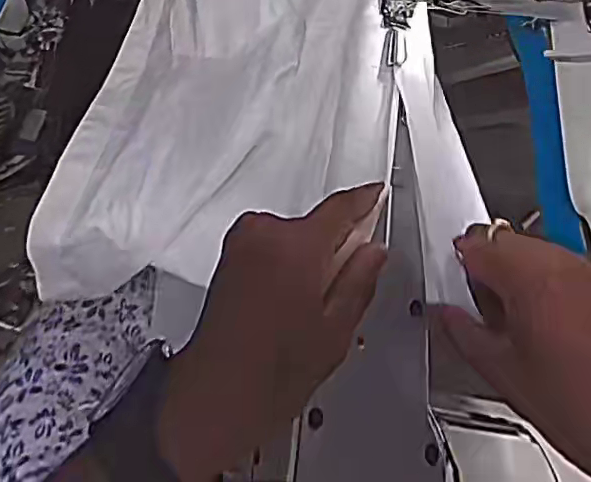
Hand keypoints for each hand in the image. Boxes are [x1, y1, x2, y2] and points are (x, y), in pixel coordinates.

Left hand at [157, 184, 387, 478]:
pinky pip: (270, 240)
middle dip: (333, 245)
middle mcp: (266, 232)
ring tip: (303, 306)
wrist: (215, 395)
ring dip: (305, 254)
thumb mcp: (335, 332)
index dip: (365, 200)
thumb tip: (373, 252)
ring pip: (293, 234)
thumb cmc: (268, 375)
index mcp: (297, 247)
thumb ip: (360, 280)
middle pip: (316, 223)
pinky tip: (282, 300)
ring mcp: (243, 239)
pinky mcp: (229, 250)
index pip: (341, 206)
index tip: (376, 194)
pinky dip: (282, 258)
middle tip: (341, 285)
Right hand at [434, 224, 590, 481]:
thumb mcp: (502, 372)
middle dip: (487, 265)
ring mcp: (584, 270)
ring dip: (514, 271)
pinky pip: (558, 263)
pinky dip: (542, 279)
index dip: (457, 262)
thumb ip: (462, 331)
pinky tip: (542, 323)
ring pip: (531, 248)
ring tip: (512, 320)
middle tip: (479, 305)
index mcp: (528, 275)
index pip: (476, 242)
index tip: (453, 280)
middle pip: (503, 239)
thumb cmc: (585, 410)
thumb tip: (446, 313)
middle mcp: (559, 261)